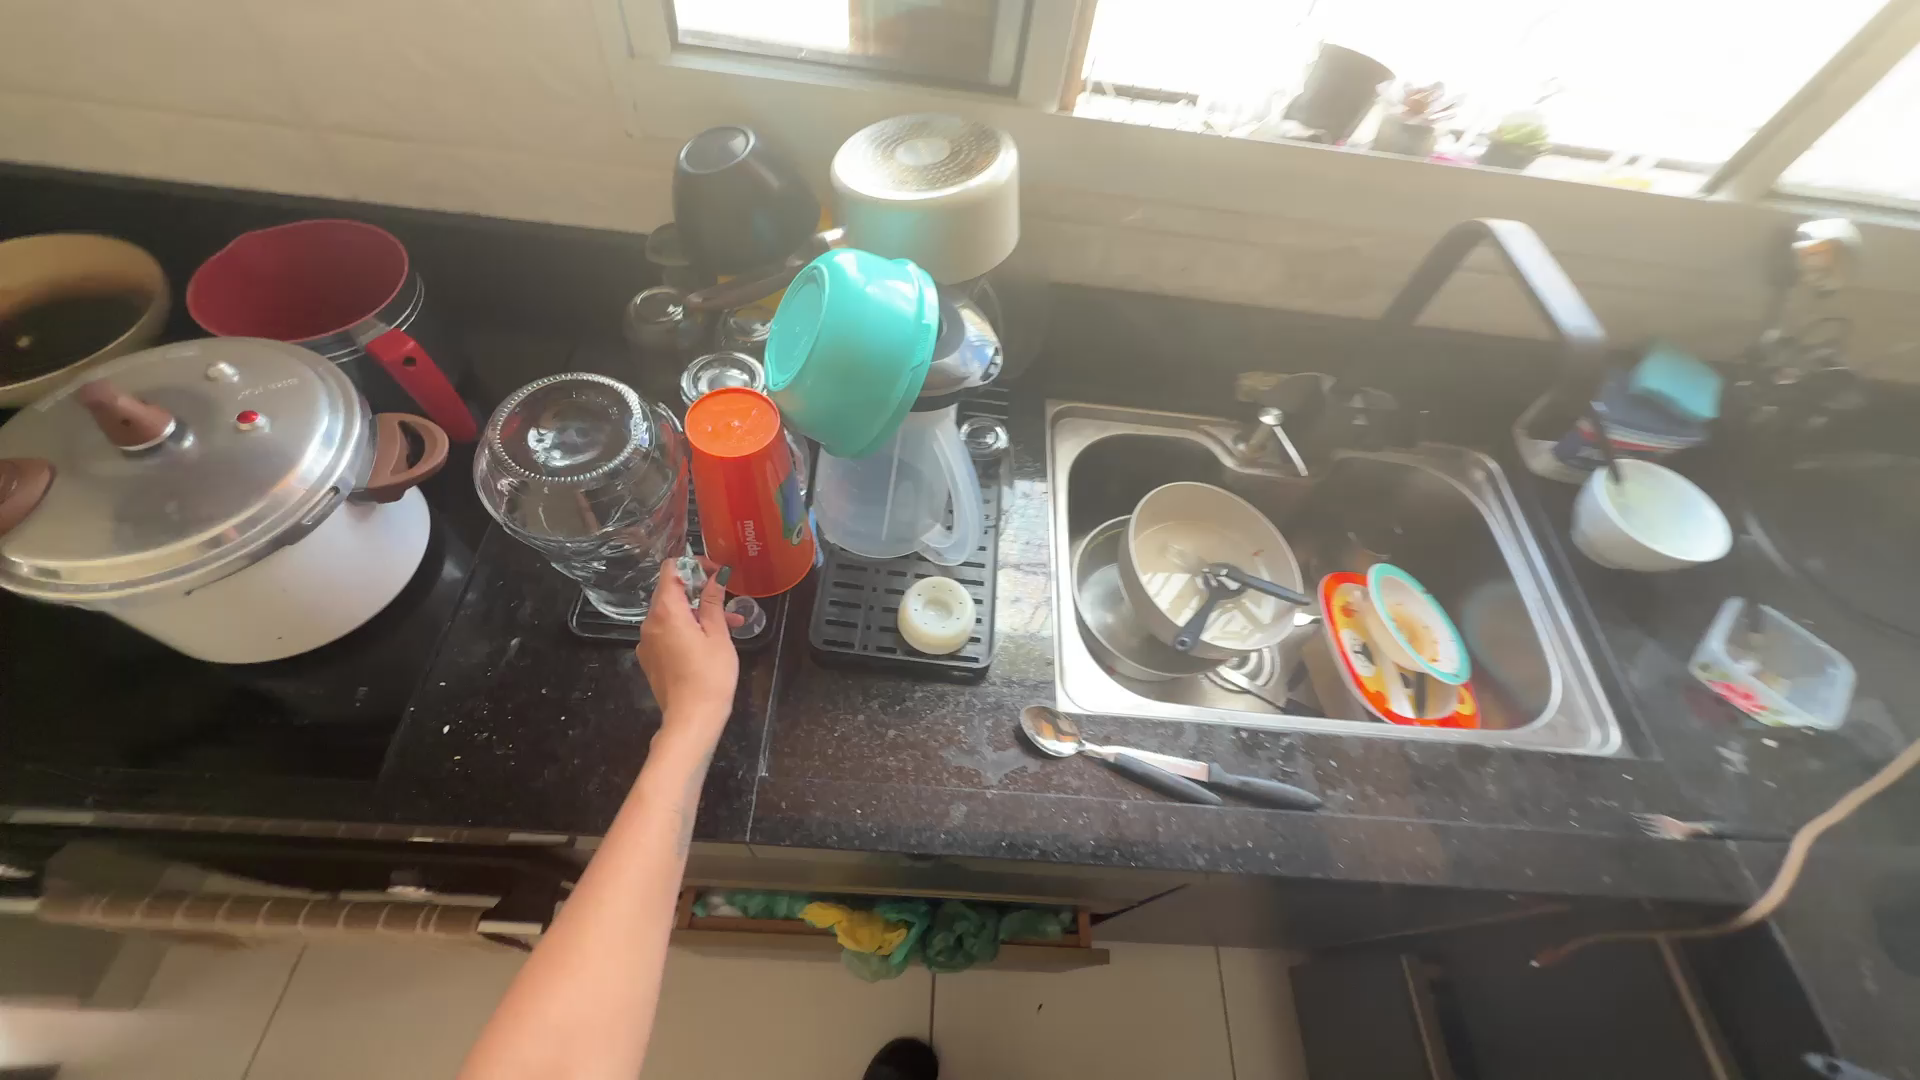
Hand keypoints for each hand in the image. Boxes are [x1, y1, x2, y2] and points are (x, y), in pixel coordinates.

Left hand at [635, 558, 743, 747]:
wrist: (692, 718)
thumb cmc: (710, 674)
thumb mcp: (718, 634)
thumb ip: (713, 601)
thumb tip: (715, 576)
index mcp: (666, 611)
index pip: (671, 570)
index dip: (693, 565)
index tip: (716, 572)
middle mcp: (649, 622)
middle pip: (670, 592)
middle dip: (699, 590)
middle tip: (727, 597)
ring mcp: (646, 642)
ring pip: (671, 614)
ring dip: (698, 611)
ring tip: (730, 622)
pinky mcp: (649, 658)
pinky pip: (667, 632)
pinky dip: (687, 628)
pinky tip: (710, 641)